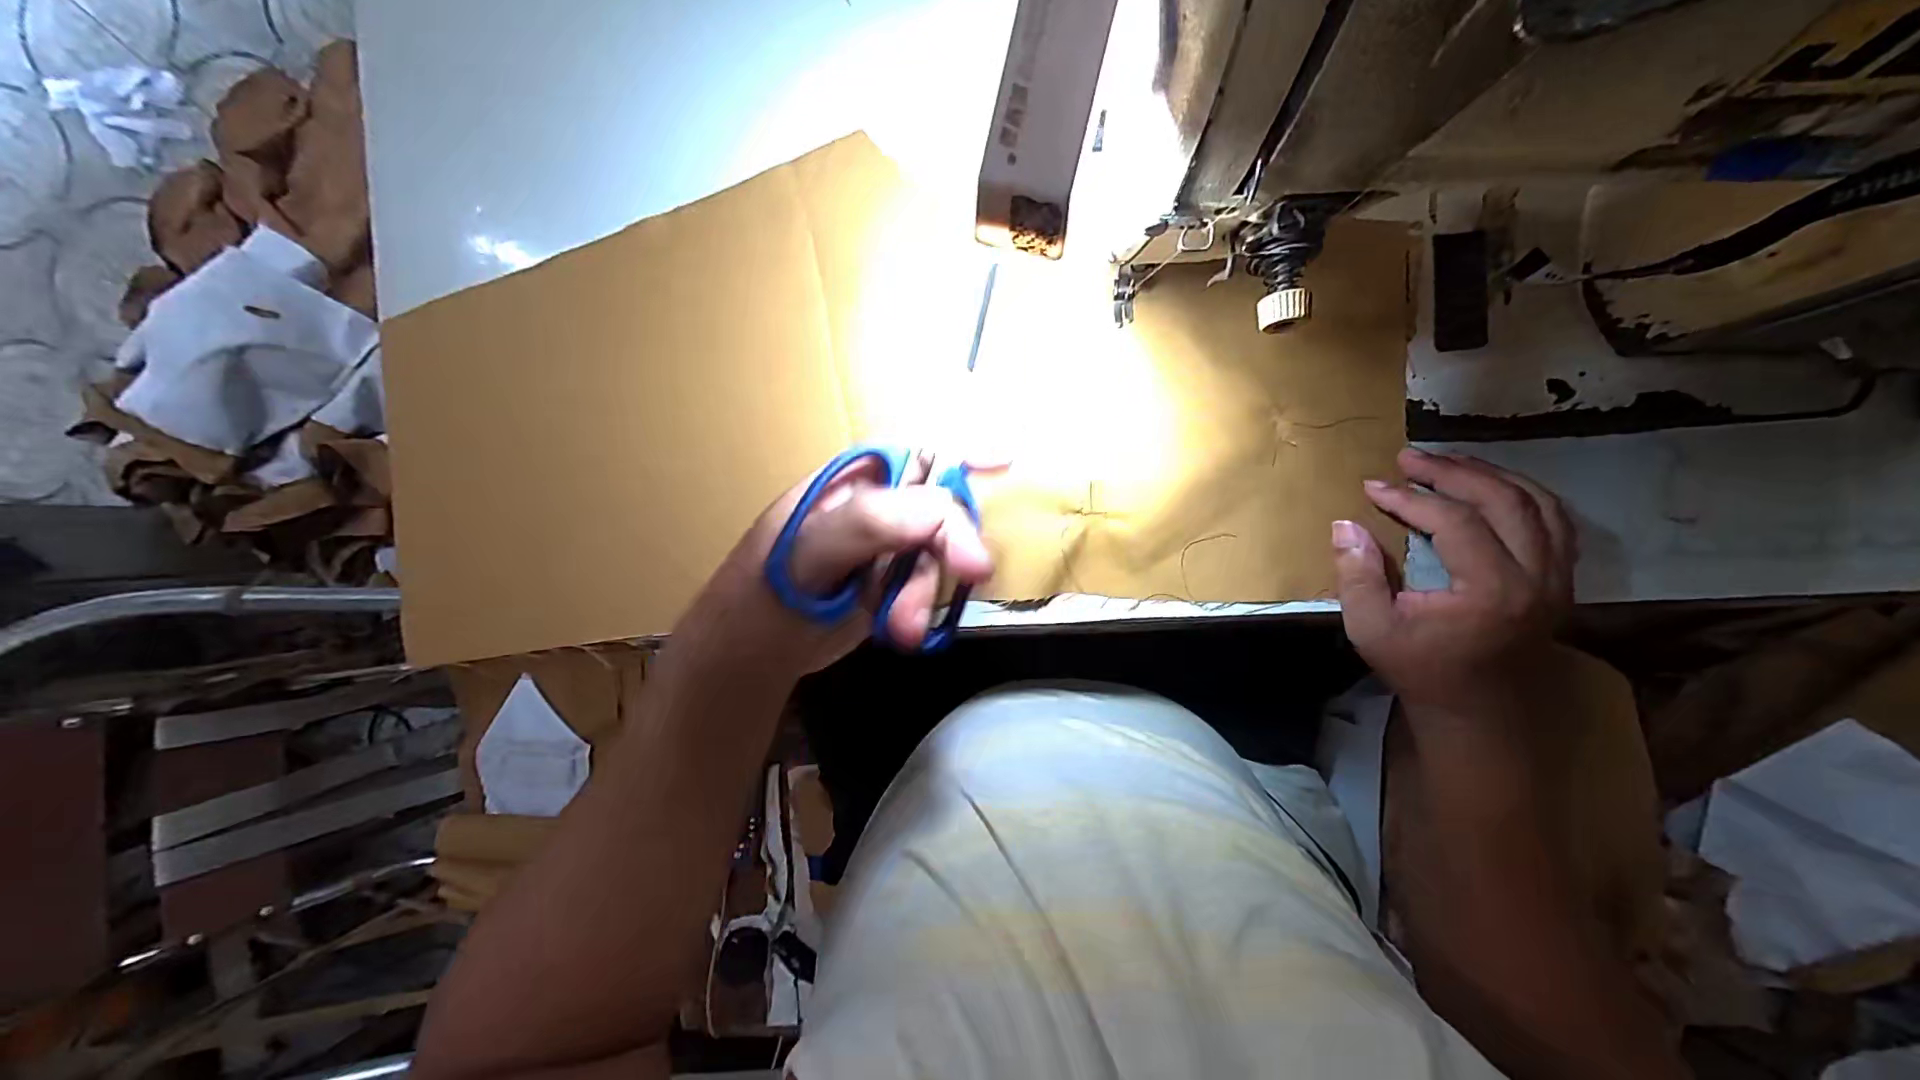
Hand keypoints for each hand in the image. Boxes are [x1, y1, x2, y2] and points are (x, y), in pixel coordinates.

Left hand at [673, 454, 994, 677]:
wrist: (750, 655)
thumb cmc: (765, 592)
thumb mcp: (808, 550)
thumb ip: (870, 522)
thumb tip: (943, 509)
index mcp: (855, 478)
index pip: (920, 450)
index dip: (965, 447)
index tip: (1006, 456)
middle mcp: (879, 504)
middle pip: (944, 504)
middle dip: (954, 545)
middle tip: (970, 575)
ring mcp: (891, 545)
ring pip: (943, 554)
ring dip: (931, 593)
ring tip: (904, 629)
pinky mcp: (897, 581)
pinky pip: (934, 584)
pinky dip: (927, 608)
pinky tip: (906, 630)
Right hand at [1331, 448, 1574, 717]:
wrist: (1479, 713)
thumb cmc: (1421, 672)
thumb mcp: (1372, 630)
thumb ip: (1357, 576)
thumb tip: (1345, 524)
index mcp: (1493, 591)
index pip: (1454, 522)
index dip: (1410, 498)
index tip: (1371, 486)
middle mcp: (1538, 577)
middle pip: (1504, 500)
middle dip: (1452, 472)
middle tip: (1408, 458)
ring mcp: (1558, 579)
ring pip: (1538, 504)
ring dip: (1490, 476)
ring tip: (1446, 464)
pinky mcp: (1561, 581)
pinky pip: (1554, 521)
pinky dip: (1521, 495)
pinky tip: (1489, 488)